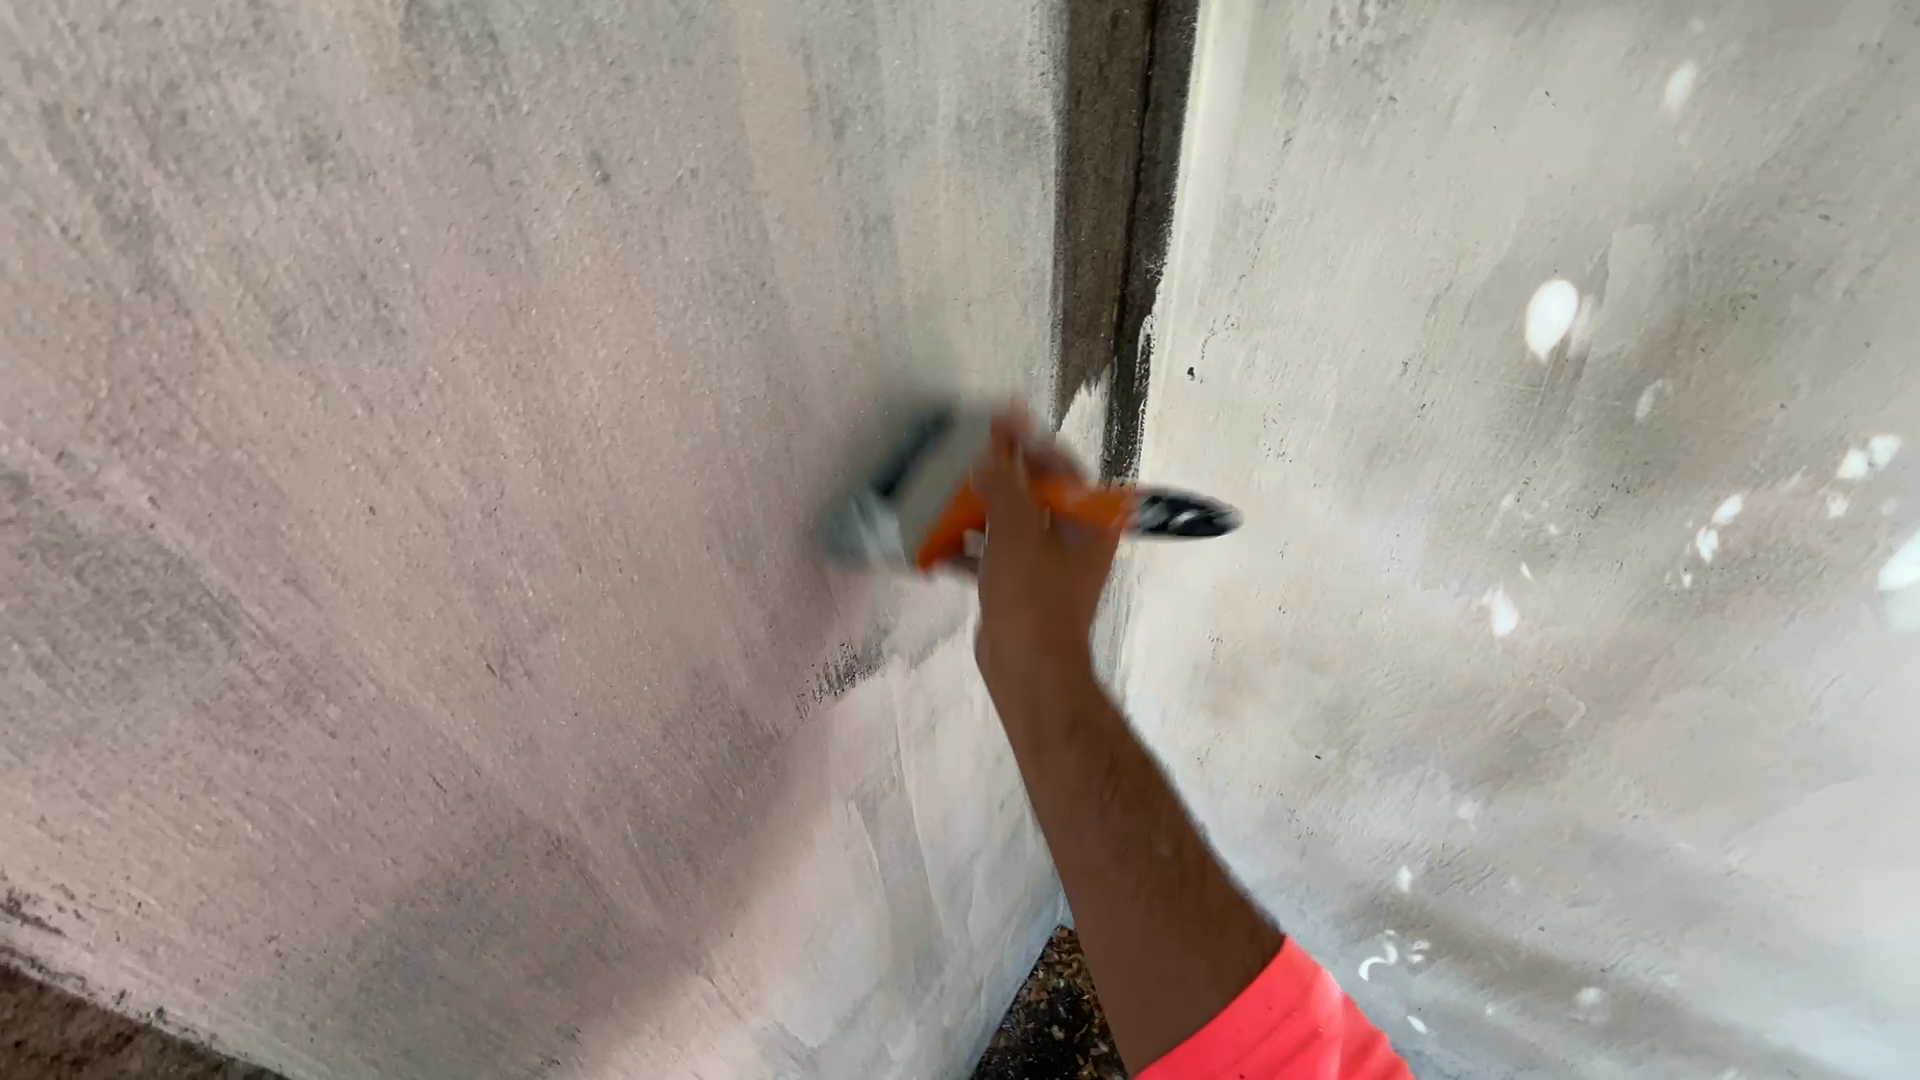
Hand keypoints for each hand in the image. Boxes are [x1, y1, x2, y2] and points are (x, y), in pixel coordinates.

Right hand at [967, 409, 1120, 703]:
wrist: (1028, 671)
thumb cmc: (1032, 597)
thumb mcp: (1016, 532)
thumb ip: (1003, 486)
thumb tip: (989, 453)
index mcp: (1088, 522)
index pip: (1062, 467)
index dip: (1029, 443)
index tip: (998, 425)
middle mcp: (1073, 540)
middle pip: (1034, 494)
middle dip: (997, 479)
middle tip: (965, 459)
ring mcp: (1046, 567)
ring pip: (1010, 526)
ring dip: (978, 513)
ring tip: (944, 498)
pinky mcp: (1020, 589)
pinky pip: (994, 557)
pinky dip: (970, 550)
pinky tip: (937, 545)